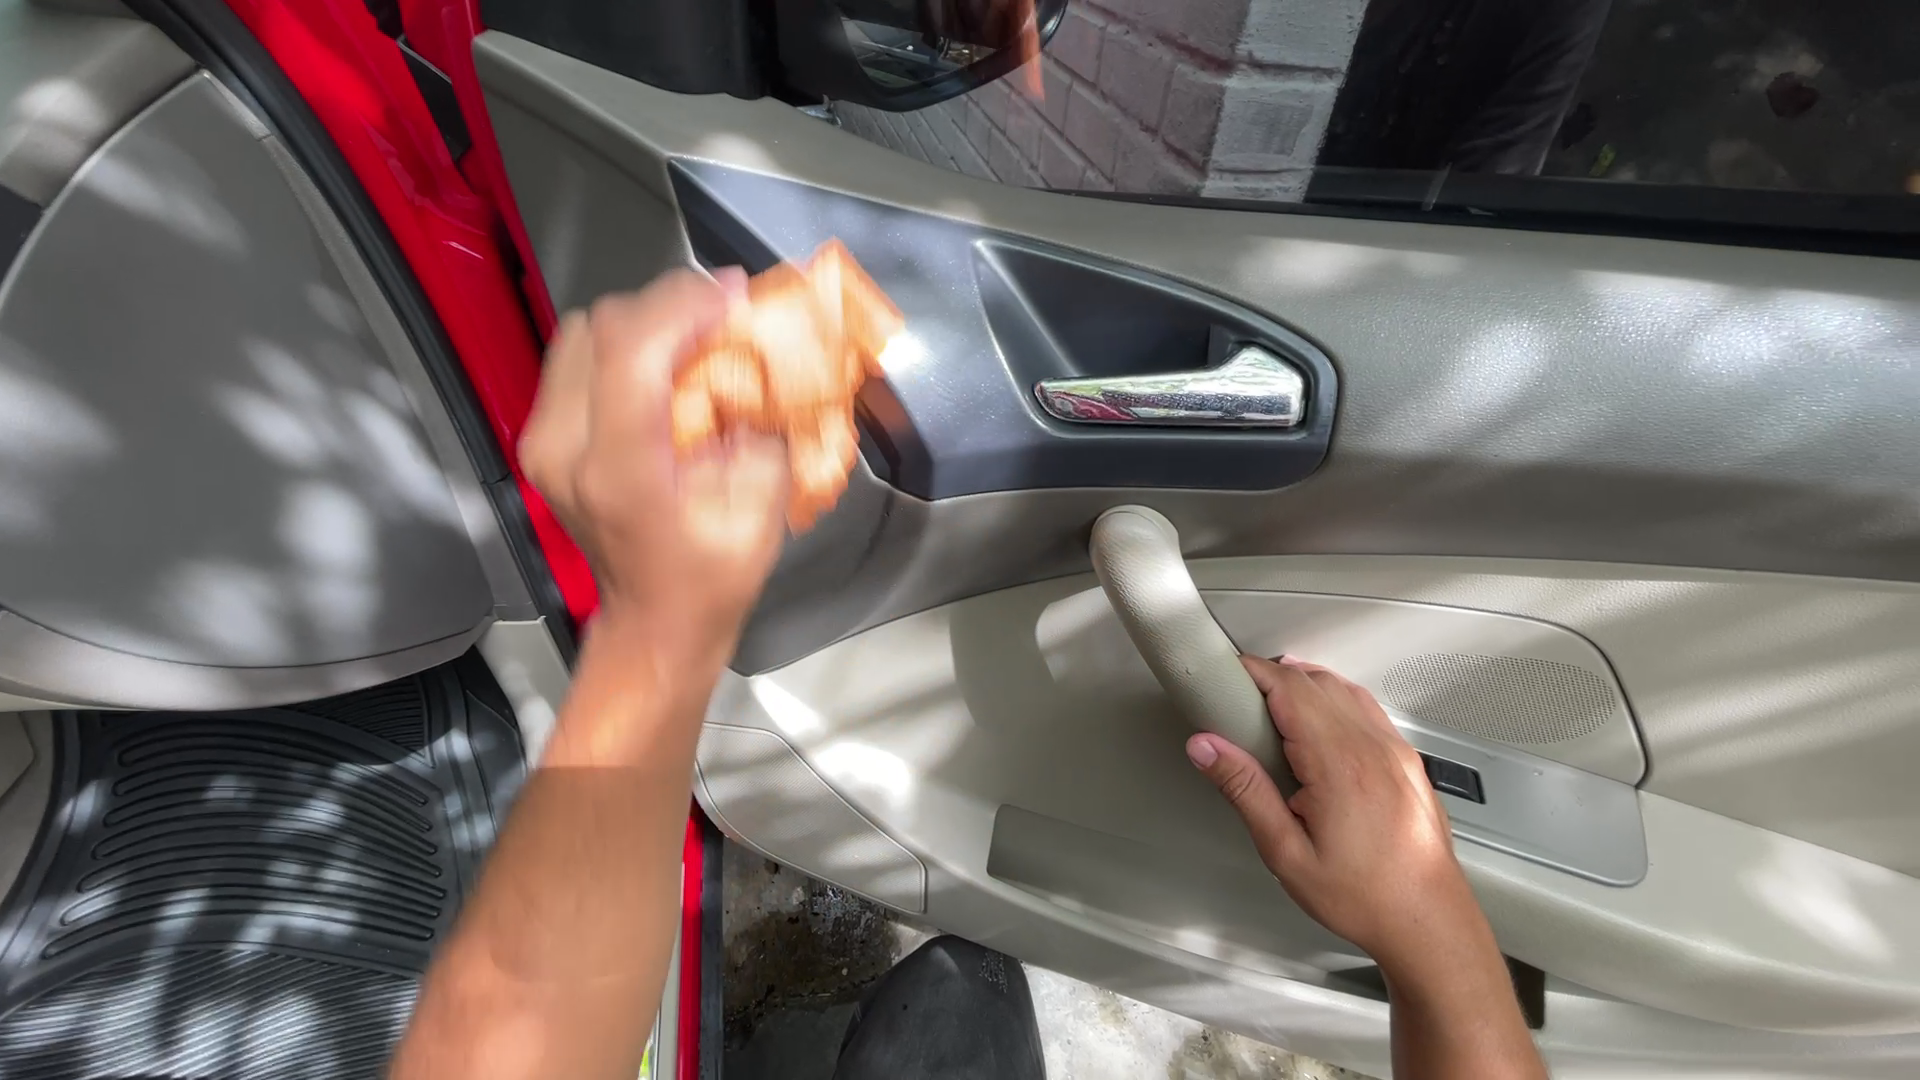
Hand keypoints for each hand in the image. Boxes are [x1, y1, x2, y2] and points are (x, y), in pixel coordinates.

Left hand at [521, 269, 788, 667]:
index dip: (686, 305)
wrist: (654, 622)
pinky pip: (578, 358)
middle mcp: (564, 446)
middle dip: (669, 305)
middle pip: (603, 326)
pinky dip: (626, 345)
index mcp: (619, 469)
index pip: (634, 349)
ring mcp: (543, 441)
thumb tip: (760, 366)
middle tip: (725, 311)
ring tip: (698, 332)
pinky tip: (666, 362)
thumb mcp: (759, 511)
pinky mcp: (544, 437)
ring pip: (584, 332)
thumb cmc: (710, 580)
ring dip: (645, 321)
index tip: (736, 293)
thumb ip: (760, 431)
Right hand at [1185, 656, 1484, 976]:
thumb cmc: (1363, 897)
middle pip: (1314, 680)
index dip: (1253, 672)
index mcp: (1339, 764)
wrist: (1430, 927)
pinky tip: (1316, 717)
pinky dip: (1333, 696)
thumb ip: (1243, 790)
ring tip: (1270, 705)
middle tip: (1238, 695)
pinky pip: (1365, 706)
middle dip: (1271, 676)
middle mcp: (1372, 748)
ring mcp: (1395, 751)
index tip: (1226, 674)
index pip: (1290, 688)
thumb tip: (1206, 747)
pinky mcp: (1406, 760)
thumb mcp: (1285, 852)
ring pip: (1342, 687)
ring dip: (1303, 682)